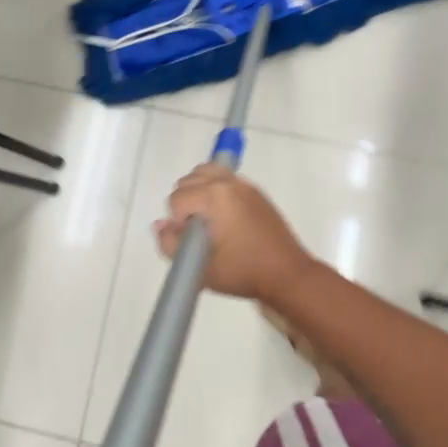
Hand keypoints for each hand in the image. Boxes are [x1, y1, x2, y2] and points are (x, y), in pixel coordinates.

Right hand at [155, 164, 317, 301]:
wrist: (287, 274)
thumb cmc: (242, 272)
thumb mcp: (200, 268)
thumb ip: (172, 245)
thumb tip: (160, 224)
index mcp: (213, 197)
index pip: (176, 198)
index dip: (177, 222)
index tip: (191, 242)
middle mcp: (227, 183)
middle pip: (189, 180)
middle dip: (185, 203)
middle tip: (196, 232)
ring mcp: (244, 185)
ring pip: (207, 172)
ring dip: (198, 191)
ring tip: (207, 220)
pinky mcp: (256, 192)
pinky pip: (226, 179)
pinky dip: (216, 190)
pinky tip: (224, 218)